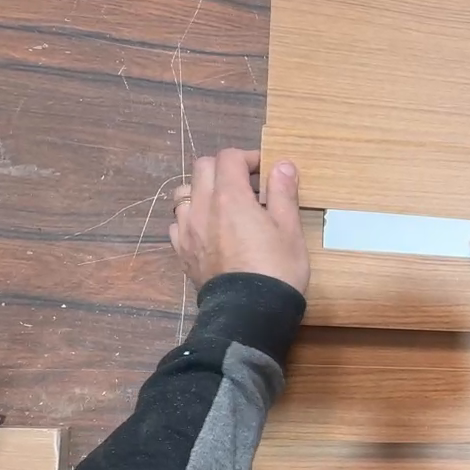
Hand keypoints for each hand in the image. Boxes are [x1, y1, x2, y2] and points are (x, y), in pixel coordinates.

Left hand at [169, 148, 309, 293]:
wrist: (251, 311)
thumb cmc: (278, 268)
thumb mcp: (290, 229)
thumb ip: (283, 193)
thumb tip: (283, 165)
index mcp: (231, 197)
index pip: (229, 158)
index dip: (249, 157)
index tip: (266, 170)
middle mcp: (202, 207)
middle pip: (203, 168)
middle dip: (225, 168)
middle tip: (249, 184)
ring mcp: (187, 229)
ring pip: (184, 193)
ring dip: (204, 190)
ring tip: (225, 206)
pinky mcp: (183, 251)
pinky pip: (178, 222)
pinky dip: (193, 217)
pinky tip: (210, 229)